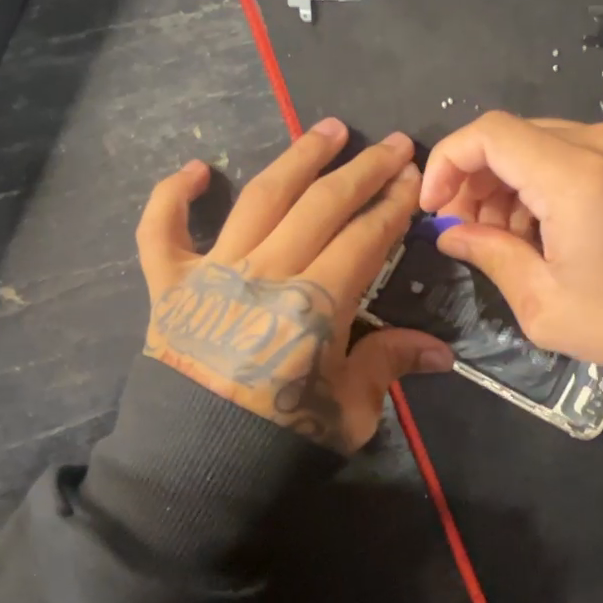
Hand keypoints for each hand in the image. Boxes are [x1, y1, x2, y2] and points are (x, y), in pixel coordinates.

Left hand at [138, 119, 452, 452]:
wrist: (192, 472)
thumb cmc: (280, 444)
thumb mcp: (350, 410)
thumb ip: (390, 364)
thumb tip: (442, 351)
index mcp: (315, 305)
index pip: (364, 237)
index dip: (393, 205)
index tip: (414, 178)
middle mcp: (266, 272)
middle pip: (322, 204)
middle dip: (363, 169)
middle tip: (393, 143)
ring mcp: (213, 273)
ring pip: (260, 198)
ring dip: (297, 158)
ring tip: (327, 129)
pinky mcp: (169, 285)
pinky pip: (161, 230)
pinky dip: (172, 196)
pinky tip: (194, 169)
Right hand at [420, 113, 602, 365]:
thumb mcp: (544, 304)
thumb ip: (490, 255)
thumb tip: (450, 233)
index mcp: (573, 176)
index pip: (488, 135)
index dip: (448, 162)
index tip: (435, 207)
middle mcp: (598, 144)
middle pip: (511, 136)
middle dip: (475, 179)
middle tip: (466, 231)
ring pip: (539, 143)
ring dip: (507, 182)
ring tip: (505, 237)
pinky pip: (571, 152)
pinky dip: (541, 180)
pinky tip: (542, 226)